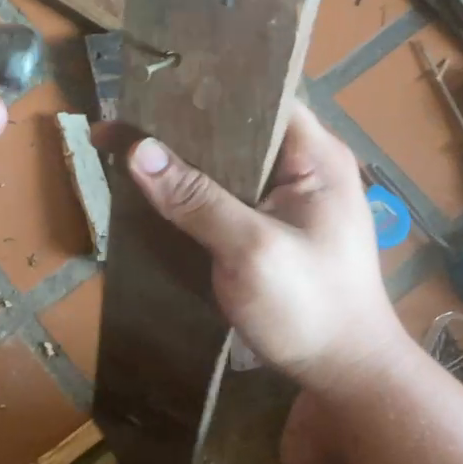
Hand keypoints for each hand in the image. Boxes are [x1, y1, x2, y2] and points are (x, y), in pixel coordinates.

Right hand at [119, 103, 411, 392]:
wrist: (343, 374)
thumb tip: (137, 150)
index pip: (260, 97)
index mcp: (315, 157)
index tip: (149, 89)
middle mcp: (301, 168)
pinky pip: (220, 197)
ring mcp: (285, 201)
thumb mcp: (250, 251)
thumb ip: (196, 199)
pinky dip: (185, 194)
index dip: (206, 90)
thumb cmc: (309, 309)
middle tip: (119, 122)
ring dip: (177, 162)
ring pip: (223, 165)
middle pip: (234, 130)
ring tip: (120, 152)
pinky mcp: (267, 229)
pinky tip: (149, 195)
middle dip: (178, 128)